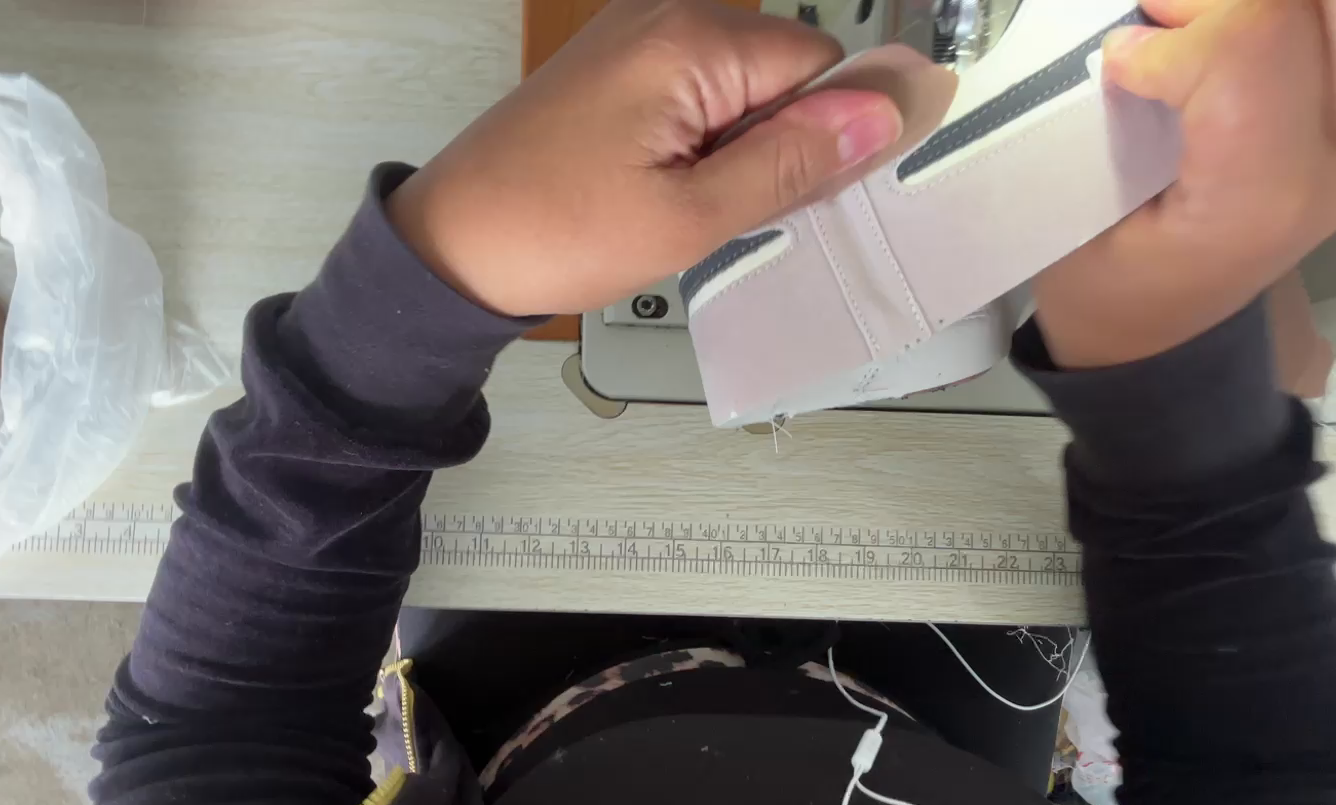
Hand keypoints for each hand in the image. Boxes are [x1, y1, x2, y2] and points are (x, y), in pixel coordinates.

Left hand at [387, 0, 948, 316]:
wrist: (455, 249)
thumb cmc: (557, 235)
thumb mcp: (689, 217)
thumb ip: (788, 163)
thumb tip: (880, 113)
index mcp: (690, 40)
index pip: (817, 66)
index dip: (827, 135)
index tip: (806, 197)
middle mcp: (660, 17)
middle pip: (776, 74)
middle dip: (776, 146)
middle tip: (725, 216)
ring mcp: (628, 43)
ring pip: (733, 93)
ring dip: (734, 155)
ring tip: (683, 211)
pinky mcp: (608, 77)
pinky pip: (687, 102)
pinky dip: (696, 150)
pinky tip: (663, 195)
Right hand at [1033, 0, 1335, 368]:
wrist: (1158, 322)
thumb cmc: (1104, 278)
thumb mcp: (1079, 219)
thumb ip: (1120, 121)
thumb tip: (1150, 21)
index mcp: (1257, 198)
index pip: (1253, 44)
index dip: (1176, 29)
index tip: (1119, 55)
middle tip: (1174, 15)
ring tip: (1244, 16)